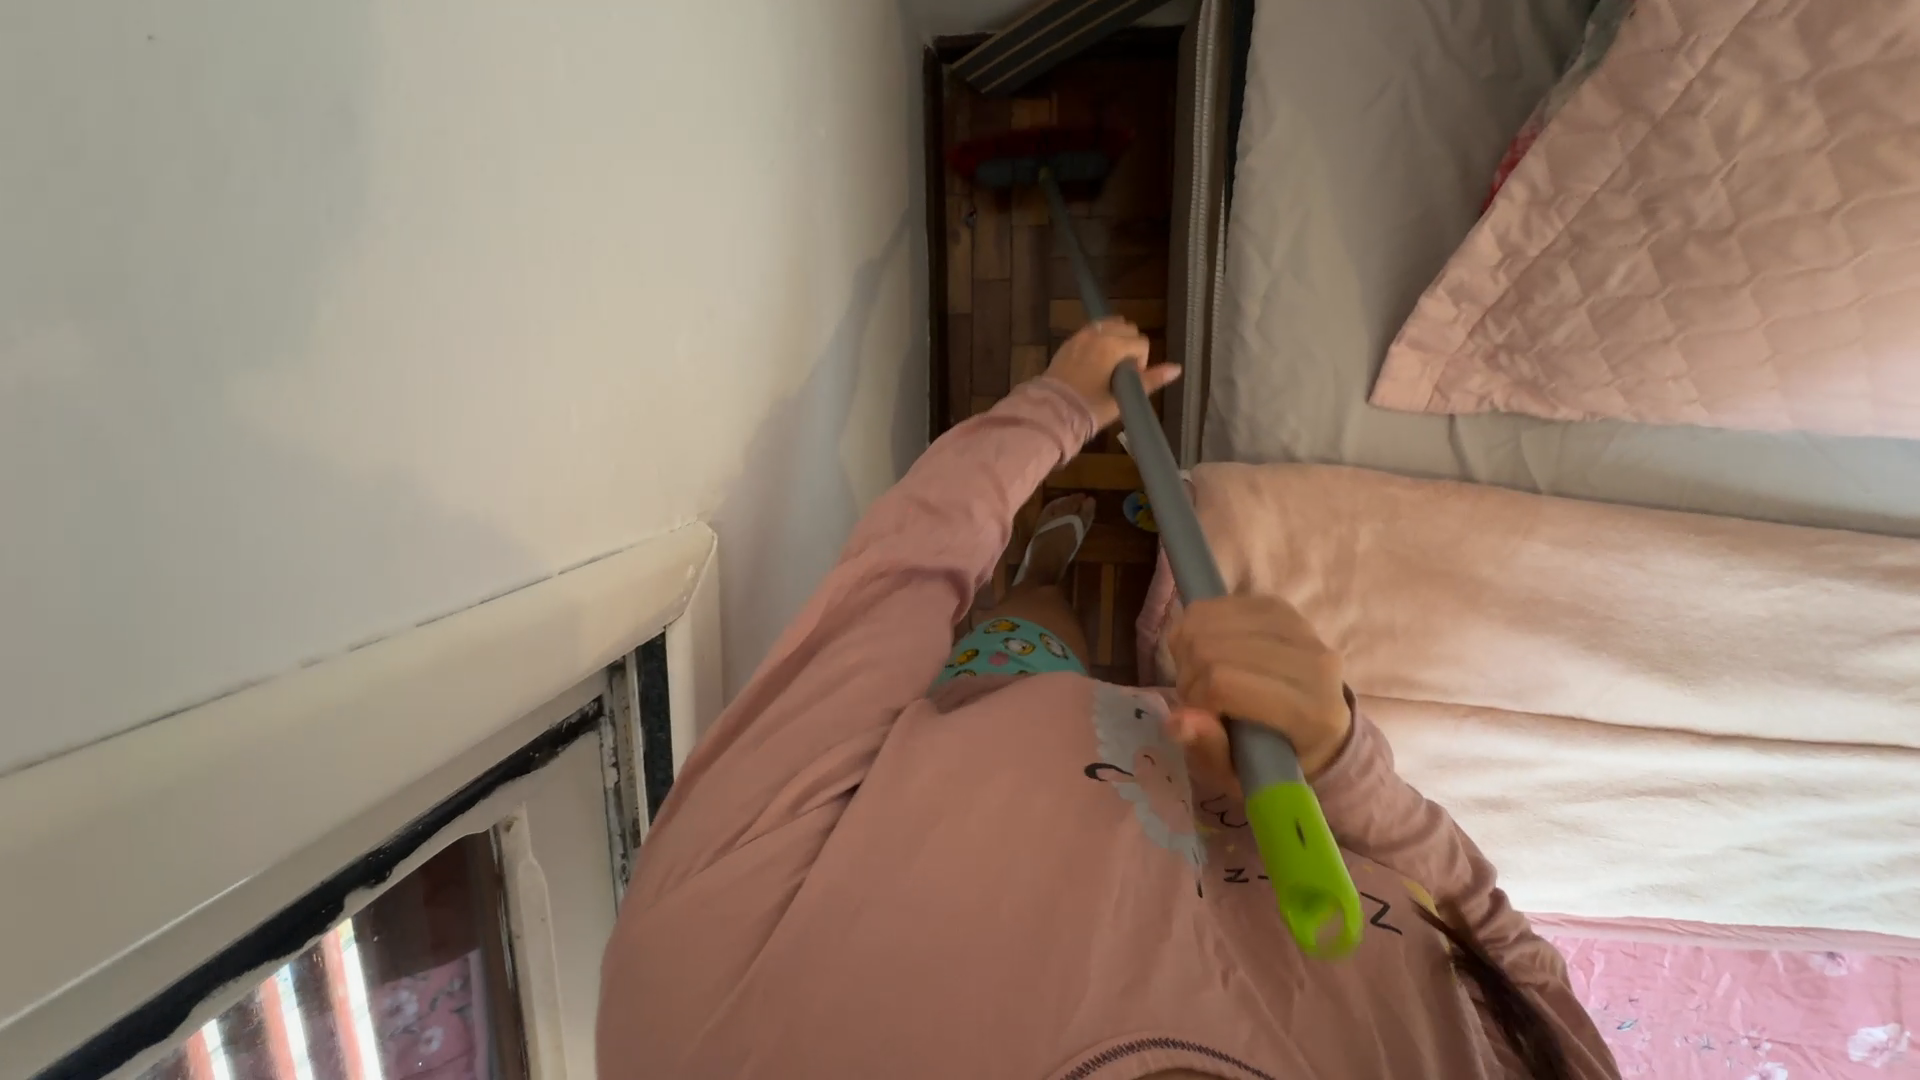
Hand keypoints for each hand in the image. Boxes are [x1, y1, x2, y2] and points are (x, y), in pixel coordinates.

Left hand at [1046, 317, 1180, 429]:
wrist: (1051, 413)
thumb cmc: (1090, 409)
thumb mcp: (1122, 397)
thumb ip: (1150, 380)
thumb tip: (1177, 368)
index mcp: (1112, 346)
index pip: (1141, 343)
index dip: (1140, 362)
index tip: (1129, 381)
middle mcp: (1097, 334)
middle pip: (1127, 328)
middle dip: (1130, 346)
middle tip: (1120, 372)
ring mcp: (1080, 336)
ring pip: (1109, 324)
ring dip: (1115, 339)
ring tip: (1108, 365)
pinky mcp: (1068, 343)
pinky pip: (1091, 331)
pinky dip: (1099, 340)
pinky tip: (1093, 362)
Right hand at [1166, 594, 1351, 786]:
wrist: (1319, 731)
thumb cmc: (1274, 759)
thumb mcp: (1239, 775)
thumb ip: (1208, 749)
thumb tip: (1177, 719)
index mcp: (1311, 713)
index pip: (1225, 682)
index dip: (1195, 696)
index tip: (1198, 715)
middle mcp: (1314, 662)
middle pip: (1212, 646)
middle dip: (1188, 672)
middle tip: (1196, 696)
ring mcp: (1300, 628)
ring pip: (1209, 620)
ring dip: (1189, 647)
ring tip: (1201, 673)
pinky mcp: (1282, 607)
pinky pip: (1218, 604)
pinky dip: (1198, 626)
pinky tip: (1209, 649)